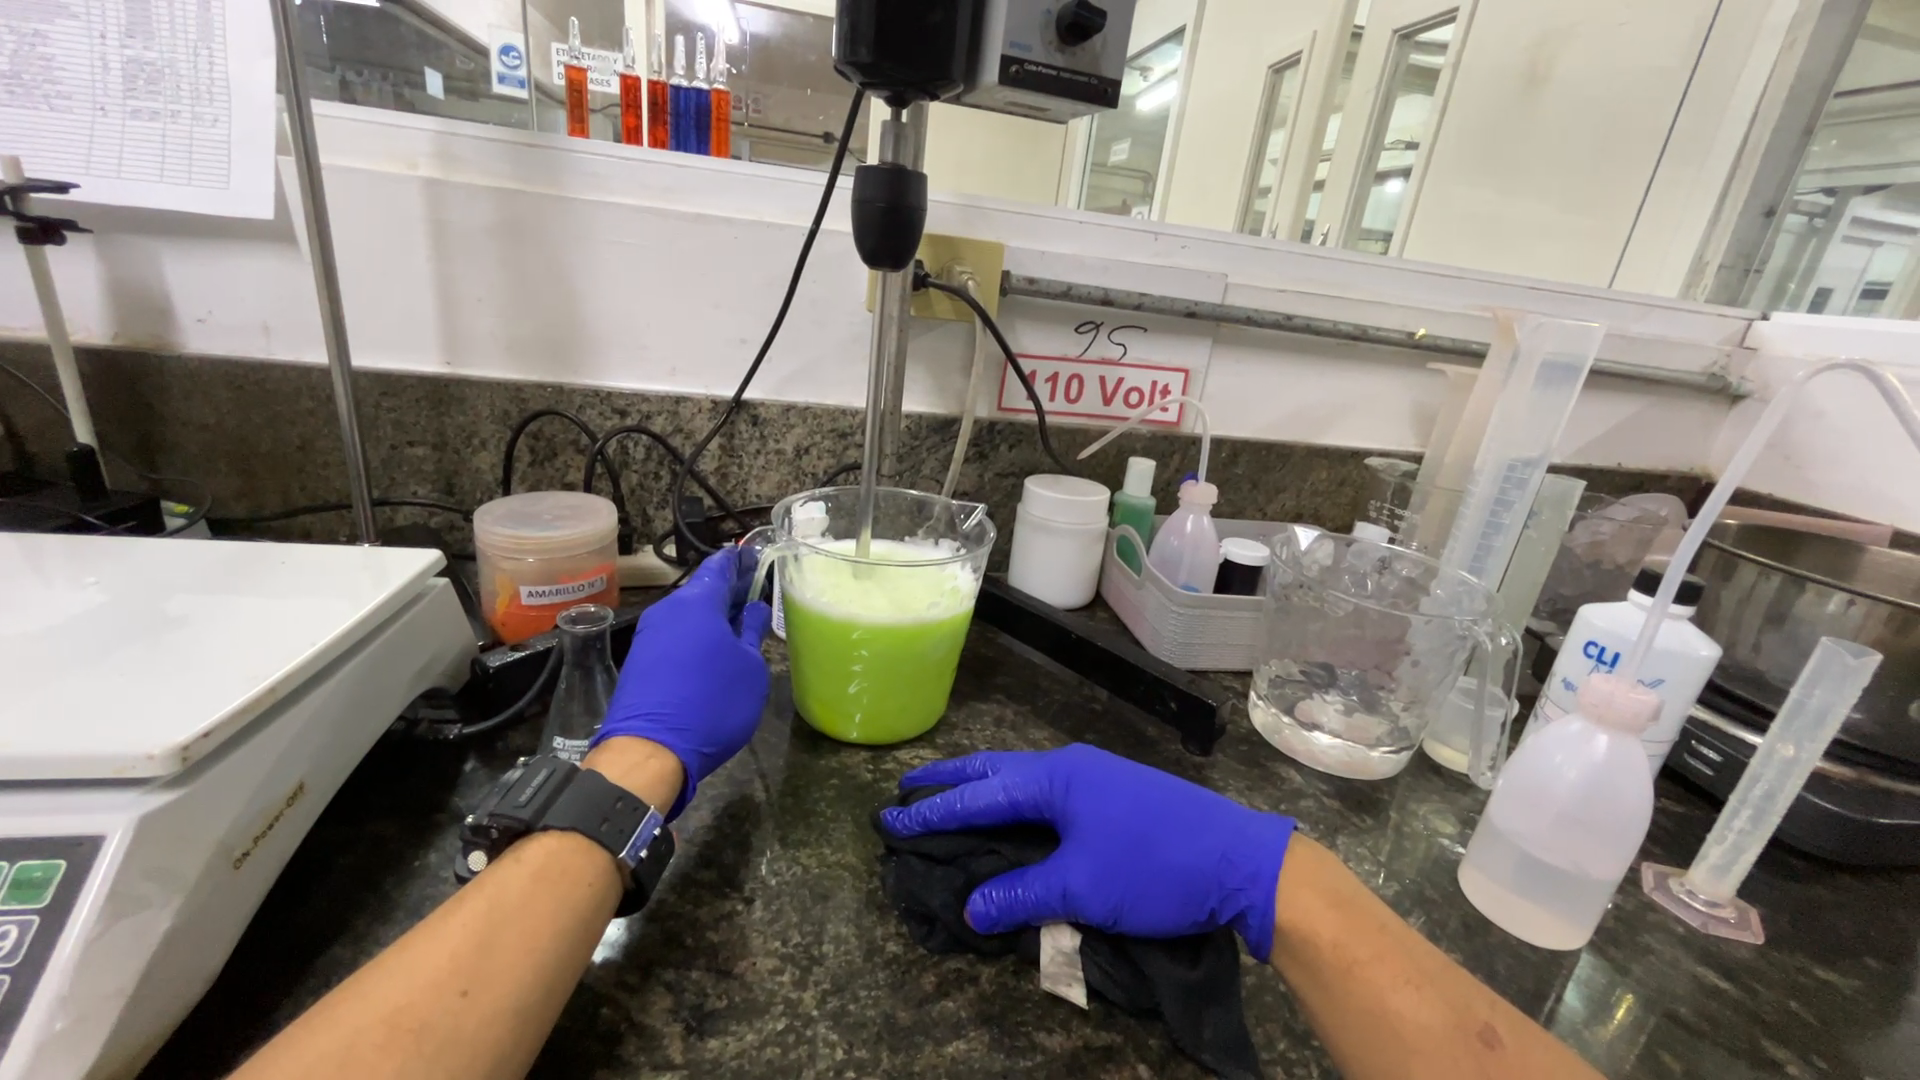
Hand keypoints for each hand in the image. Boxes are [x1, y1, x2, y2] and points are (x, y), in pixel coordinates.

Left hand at [593, 546, 771, 819]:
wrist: (650, 751)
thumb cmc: (713, 701)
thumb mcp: (749, 667)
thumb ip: (751, 632)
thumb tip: (753, 609)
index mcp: (698, 602)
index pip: (721, 565)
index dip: (740, 559)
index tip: (757, 555)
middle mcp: (669, 610)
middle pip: (703, 589)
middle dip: (730, 589)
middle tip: (756, 592)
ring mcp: (651, 635)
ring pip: (689, 614)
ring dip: (714, 615)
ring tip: (740, 623)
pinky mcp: (642, 661)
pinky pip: (676, 635)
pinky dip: (697, 634)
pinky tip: (714, 648)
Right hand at [880, 744, 1295, 959]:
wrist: (1239, 858)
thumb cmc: (1155, 866)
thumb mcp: (1084, 886)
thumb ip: (1023, 894)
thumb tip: (971, 911)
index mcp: (1056, 778)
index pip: (980, 795)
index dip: (933, 809)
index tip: (891, 816)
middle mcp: (1069, 766)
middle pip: (995, 770)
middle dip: (950, 781)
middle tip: (908, 789)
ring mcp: (1094, 776)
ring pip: (1022, 778)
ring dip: (983, 788)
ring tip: (950, 796)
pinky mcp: (1113, 793)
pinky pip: (1046, 791)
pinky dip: (1014, 800)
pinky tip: (1012, 814)